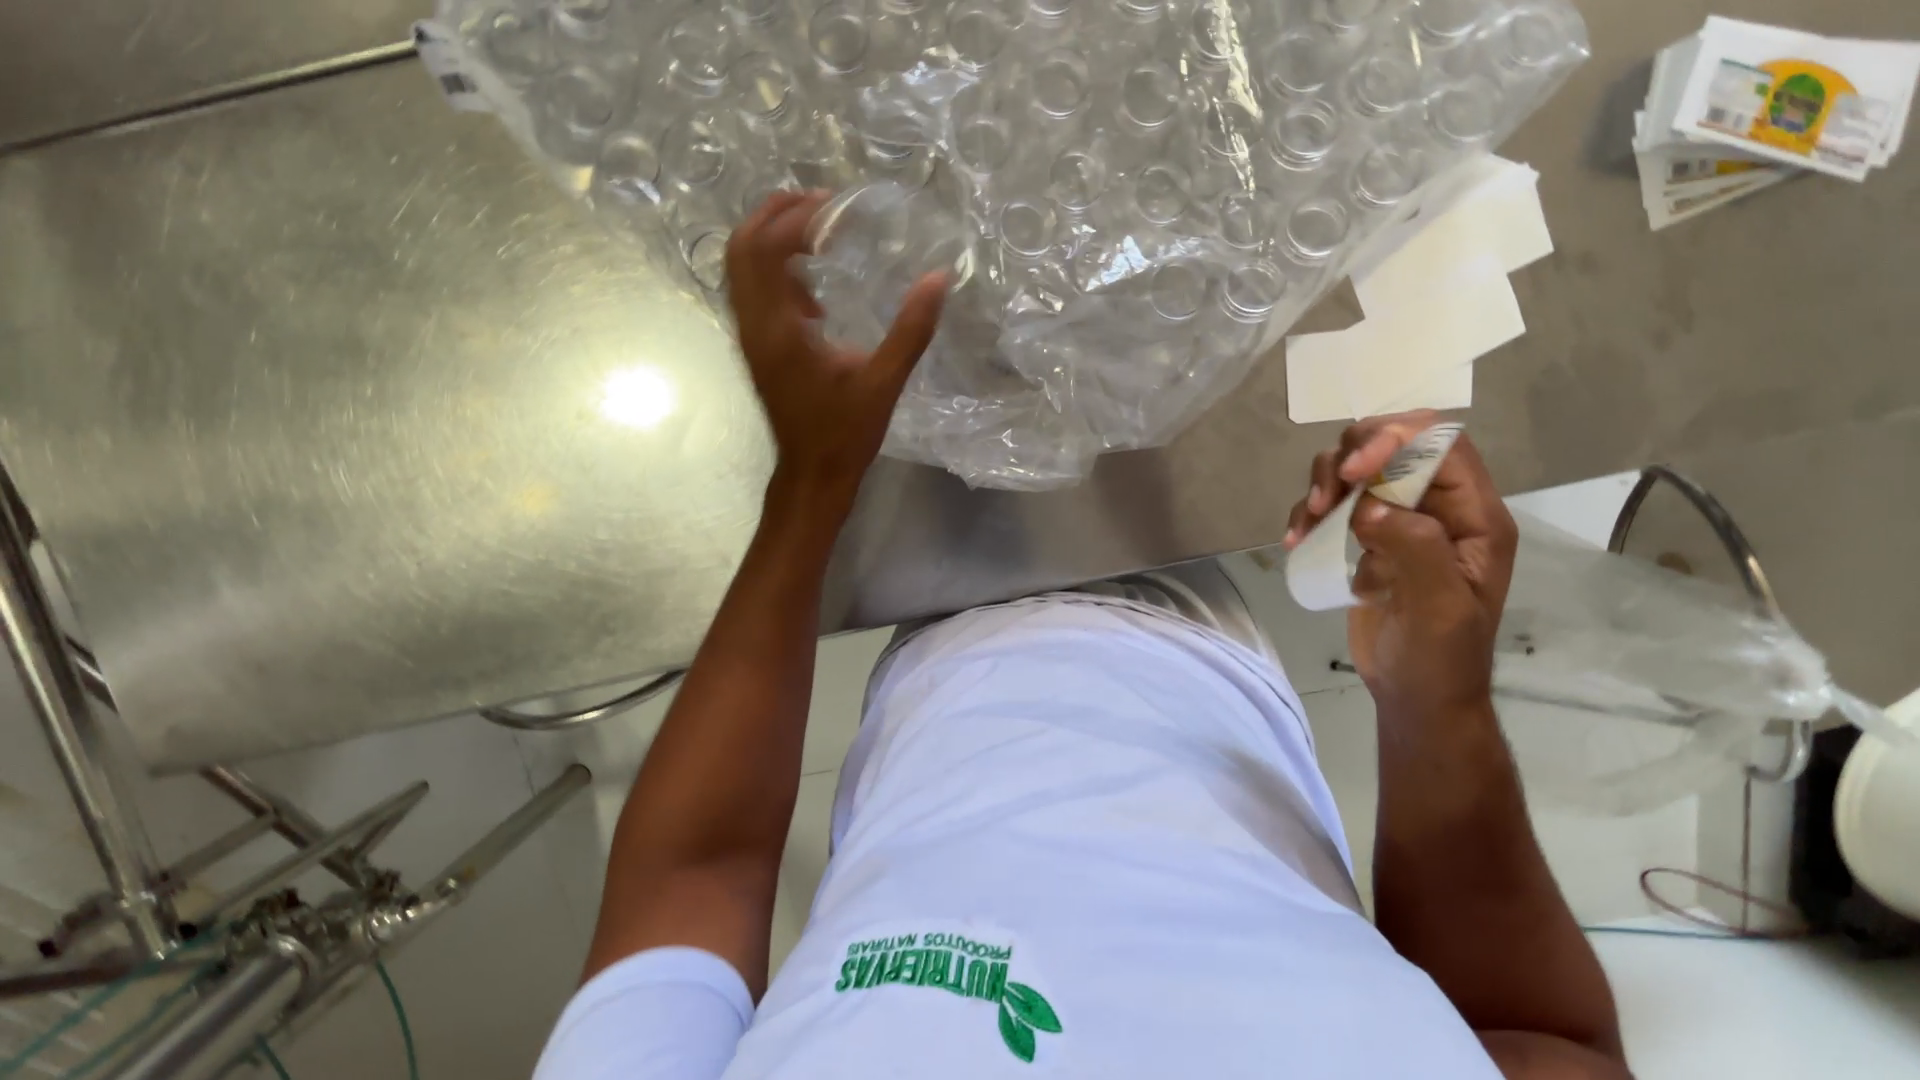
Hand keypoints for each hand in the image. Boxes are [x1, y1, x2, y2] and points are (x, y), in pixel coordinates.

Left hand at [726, 191, 946, 508]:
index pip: (769, 250)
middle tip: (817, 201)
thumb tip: (939, 279)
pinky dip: (774, 271)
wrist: (811, 475)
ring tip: (815, 230)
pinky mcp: (756, 349)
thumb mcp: (884, 382)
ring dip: (770, 239)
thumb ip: (911, 330)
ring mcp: (750, 338)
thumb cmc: (845, 434)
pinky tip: (814, 287)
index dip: (796, 218)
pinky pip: (752, 292)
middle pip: (741, 248)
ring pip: (741, 269)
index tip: (834, 205)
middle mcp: (754, 326)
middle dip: (774, 215)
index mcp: (778, 330)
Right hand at [1283, 412, 1517, 721]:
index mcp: (1474, 515)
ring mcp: (1401, 520)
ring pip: (1357, 468)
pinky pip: (1335, 503)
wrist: (1416, 697)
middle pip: (1393, 444)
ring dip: (1325, 484)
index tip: (1352, 471)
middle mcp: (1439, 507)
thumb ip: (1414, 547)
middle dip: (1351, 458)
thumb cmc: (1440, 657)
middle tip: (1323, 501)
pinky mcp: (1368, 538)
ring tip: (1307, 525)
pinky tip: (1296, 542)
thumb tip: (1367, 505)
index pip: (1440, 444)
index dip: (1395, 440)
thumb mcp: (1439, 606)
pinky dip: (1309, 513)